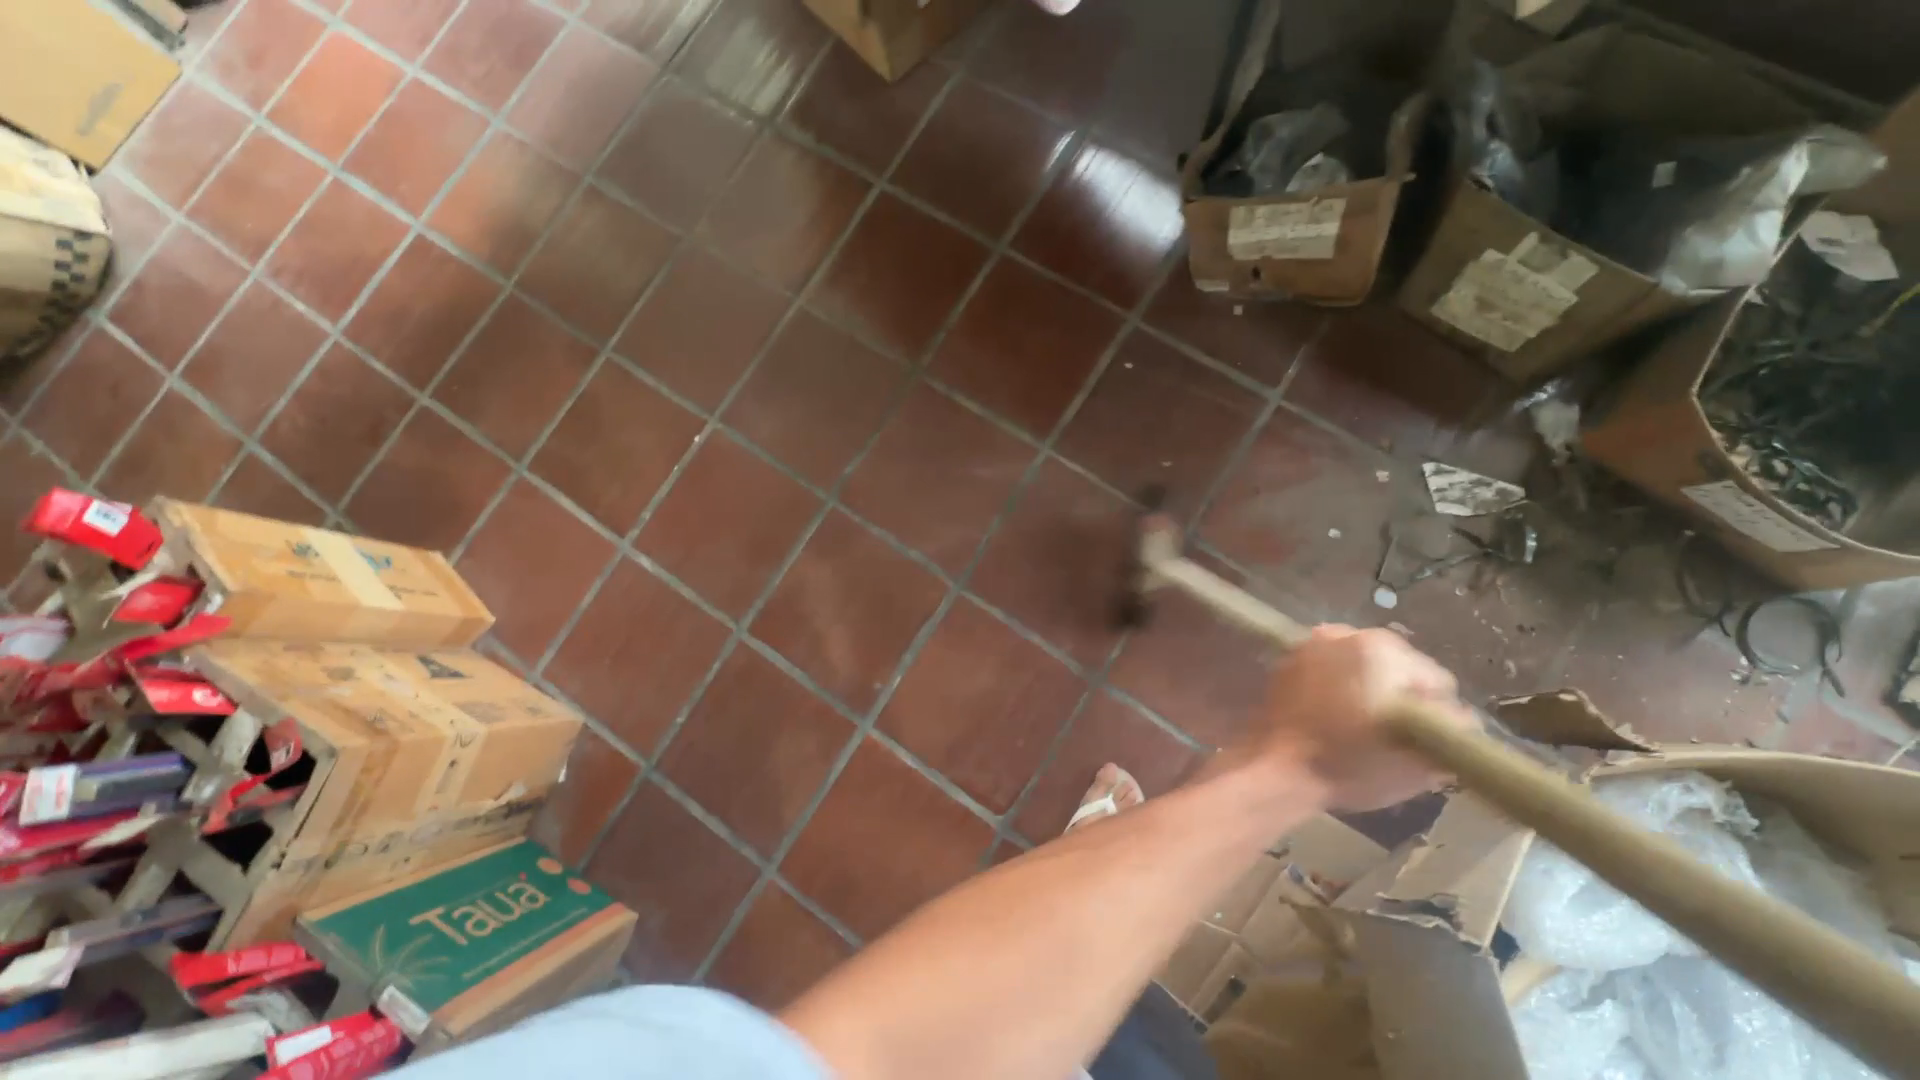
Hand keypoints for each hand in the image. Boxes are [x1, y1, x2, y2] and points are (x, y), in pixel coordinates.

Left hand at [1259, 624, 1472, 810]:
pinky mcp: (1286, 662)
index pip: (1435, 679)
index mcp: (1382, 649)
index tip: (1423, 740)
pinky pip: (1328, 672)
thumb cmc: (1350, 763)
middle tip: (1391, 735)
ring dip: (1367, 690)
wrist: (1275, 769)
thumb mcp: (1417, 759)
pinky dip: (1336, 688)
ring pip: (1361, 668)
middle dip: (1399, 696)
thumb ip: (1452, 734)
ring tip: (1360, 729)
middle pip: (1396, 668)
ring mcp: (1310, 644)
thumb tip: (1465, 721)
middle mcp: (1345, 634)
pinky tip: (1332, 718)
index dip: (1437, 713)